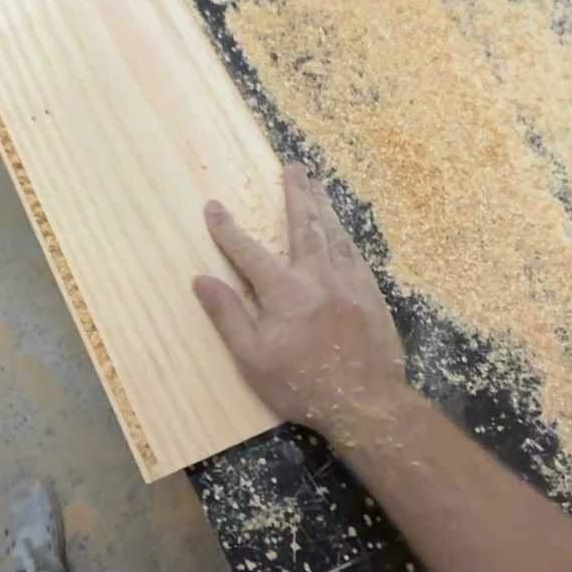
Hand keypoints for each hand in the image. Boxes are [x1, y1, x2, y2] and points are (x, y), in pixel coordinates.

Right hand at [193, 164, 416, 438]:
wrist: (367, 404)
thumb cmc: (302, 383)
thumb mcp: (252, 358)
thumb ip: (227, 314)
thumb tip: (201, 279)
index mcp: (285, 291)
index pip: (248, 251)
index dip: (227, 229)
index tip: (213, 206)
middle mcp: (318, 276)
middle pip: (304, 226)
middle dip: (295, 194)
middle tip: (293, 167)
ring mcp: (349, 282)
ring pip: (334, 234)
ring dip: (322, 206)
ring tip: (316, 183)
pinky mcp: (371, 294)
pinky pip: (354, 253)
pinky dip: (344, 235)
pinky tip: (341, 229)